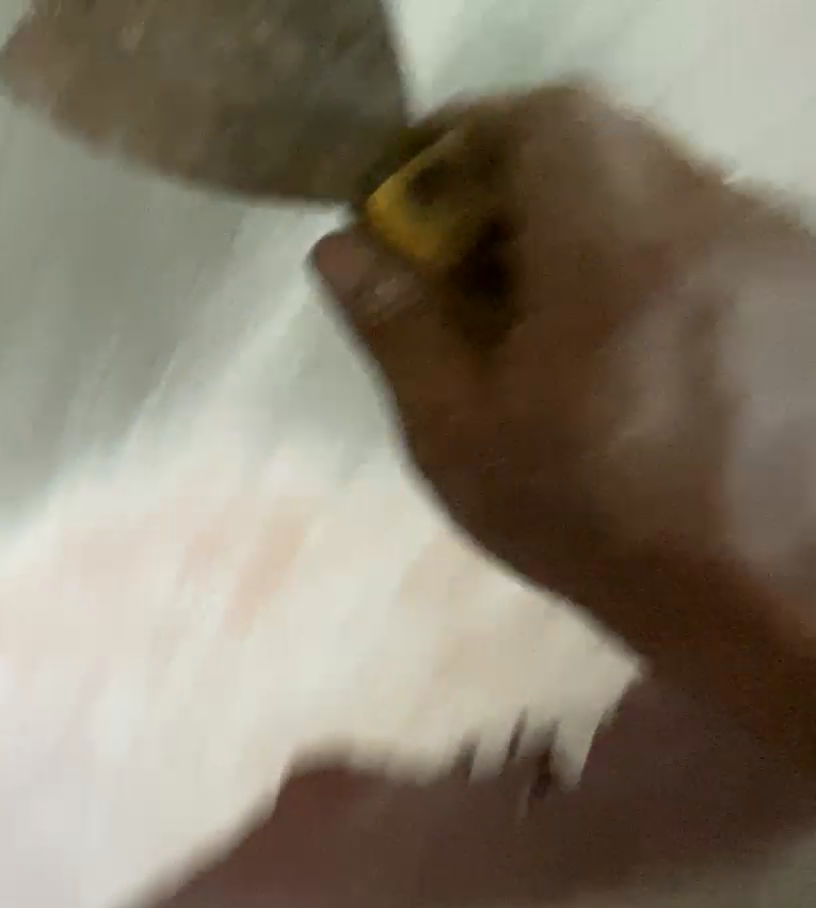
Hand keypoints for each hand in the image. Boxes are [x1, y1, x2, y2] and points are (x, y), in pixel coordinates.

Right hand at [310, 84, 815, 629]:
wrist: (762, 590)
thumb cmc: (577, 515)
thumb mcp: (451, 431)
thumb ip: (397, 325)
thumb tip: (336, 246)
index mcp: (619, 261)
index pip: (548, 121)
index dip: (462, 134)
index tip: (401, 193)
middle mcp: (721, 224)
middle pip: (600, 139)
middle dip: (501, 180)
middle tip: (441, 266)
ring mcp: (779, 247)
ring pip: (649, 177)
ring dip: (559, 215)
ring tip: (509, 310)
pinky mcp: (802, 280)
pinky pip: (694, 219)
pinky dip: (618, 244)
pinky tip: (588, 331)